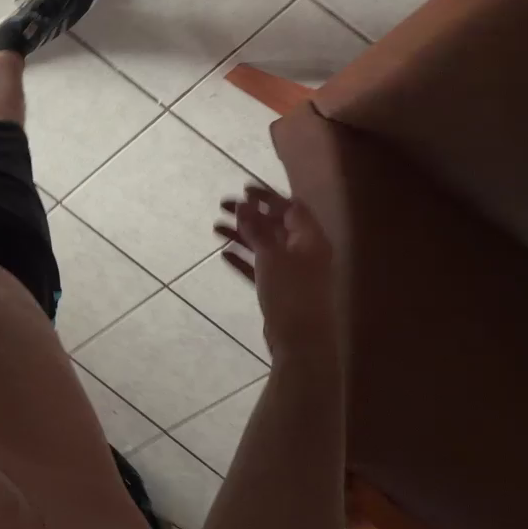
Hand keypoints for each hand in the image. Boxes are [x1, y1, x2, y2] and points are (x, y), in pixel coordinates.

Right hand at [215, 185, 338, 364]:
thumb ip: (257, 229)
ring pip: (266, 245)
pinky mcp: (281, 288)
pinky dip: (244, 257)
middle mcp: (305, 251)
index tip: (242, 190)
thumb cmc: (290, 293)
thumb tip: (244, 205)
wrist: (300, 339)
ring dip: (243, 234)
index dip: (268, 197)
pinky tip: (225, 254)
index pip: (291, 208)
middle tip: (222, 206)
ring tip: (216, 228)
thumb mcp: (271, 256)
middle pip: (276, 225)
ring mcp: (293, 271)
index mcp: (311, 240)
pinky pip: (260, 265)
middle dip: (250, 214)